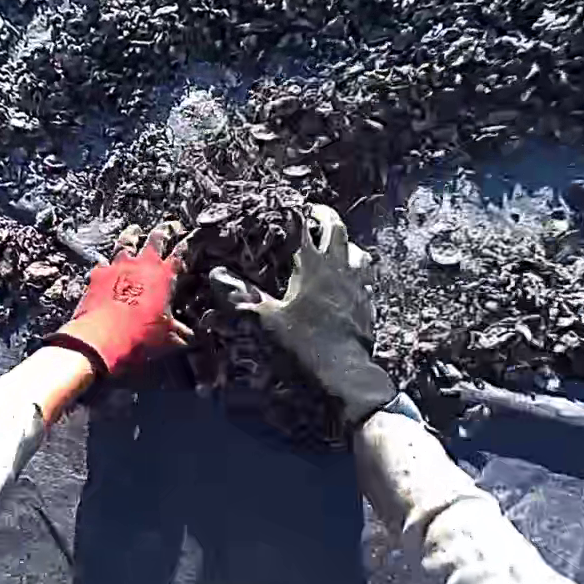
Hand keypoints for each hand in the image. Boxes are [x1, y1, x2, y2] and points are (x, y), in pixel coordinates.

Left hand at [45, 222, 192, 377]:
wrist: (101, 336)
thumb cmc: (138, 336)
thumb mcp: (165, 337)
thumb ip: (177, 332)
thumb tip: (187, 337)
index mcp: (164, 276)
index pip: (181, 254)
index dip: (187, 245)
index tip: (191, 239)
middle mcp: (142, 265)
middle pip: (156, 239)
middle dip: (164, 231)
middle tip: (169, 227)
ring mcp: (118, 265)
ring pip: (127, 242)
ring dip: (132, 236)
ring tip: (135, 230)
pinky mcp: (98, 273)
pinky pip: (103, 262)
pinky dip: (107, 263)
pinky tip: (106, 263)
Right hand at [209, 204, 397, 423]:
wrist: (346, 378)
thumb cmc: (302, 346)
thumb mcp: (263, 321)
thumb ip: (240, 296)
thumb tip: (216, 273)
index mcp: (313, 266)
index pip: (303, 227)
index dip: (293, 213)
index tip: (284, 205)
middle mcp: (339, 269)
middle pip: (336, 230)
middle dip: (323, 217)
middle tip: (311, 214)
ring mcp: (358, 286)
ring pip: (357, 252)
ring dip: (344, 244)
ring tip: (332, 245)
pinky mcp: (368, 305)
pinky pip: (365, 278)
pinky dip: (355, 270)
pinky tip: (347, 281)